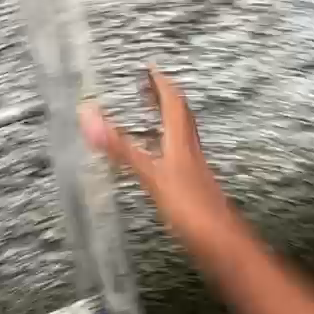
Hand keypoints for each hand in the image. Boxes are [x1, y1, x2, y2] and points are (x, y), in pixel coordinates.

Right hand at [80, 66, 236, 246]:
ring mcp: (194, 171)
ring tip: (153, 114)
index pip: (173, 102)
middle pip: (181, 116)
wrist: (224, 246)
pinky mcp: (194, 189)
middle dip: (165, 96)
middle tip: (151, 85)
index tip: (151, 67)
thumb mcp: (149, 175)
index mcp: (181, 142)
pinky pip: (179, 157)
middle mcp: (190, 151)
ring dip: (168, 119)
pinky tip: (160, 159)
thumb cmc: (190, 209)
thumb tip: (88, 116)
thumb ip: (119, 147)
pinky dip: (167, 146)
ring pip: (182, 135)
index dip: (162, 83)